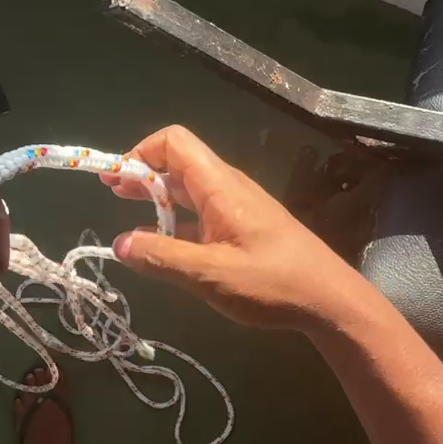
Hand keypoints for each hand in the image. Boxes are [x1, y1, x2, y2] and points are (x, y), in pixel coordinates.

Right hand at [102, 125, 371, 331]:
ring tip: (126, 211)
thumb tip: (119, 244)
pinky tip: (159, 243)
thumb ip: (162, 258)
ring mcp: (235, 206)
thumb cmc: (273, 283)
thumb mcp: (210, 275)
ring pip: (187, 188)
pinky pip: (199, 212)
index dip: (141, 152)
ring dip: (155, 196)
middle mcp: (225, 187)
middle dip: (141, 172)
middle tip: (110, 190)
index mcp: (219, 185)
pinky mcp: (242, 227)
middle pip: (177, 162)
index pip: (174, 142)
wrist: (331, 302)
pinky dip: (174, 220)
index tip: (116, 179)